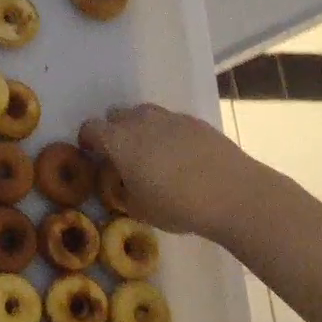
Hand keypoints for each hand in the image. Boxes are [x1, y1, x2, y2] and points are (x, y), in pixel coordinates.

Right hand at [78, 103, 281, 238]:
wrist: (234, 194)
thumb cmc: (178, 205)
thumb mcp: (139, 208)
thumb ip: (124, 190)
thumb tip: (124, 183)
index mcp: (119, 141)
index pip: (91, 127)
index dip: (88, 139)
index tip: (93, 154)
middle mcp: (140, 122)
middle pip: (116, 114)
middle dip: (114, 129)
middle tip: (122, 154)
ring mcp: (170, 118)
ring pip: (144, 113)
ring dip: (140, 127)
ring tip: (151, 151)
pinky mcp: (196, 121)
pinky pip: (171, 120)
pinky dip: (168, 131)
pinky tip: (181, 154)